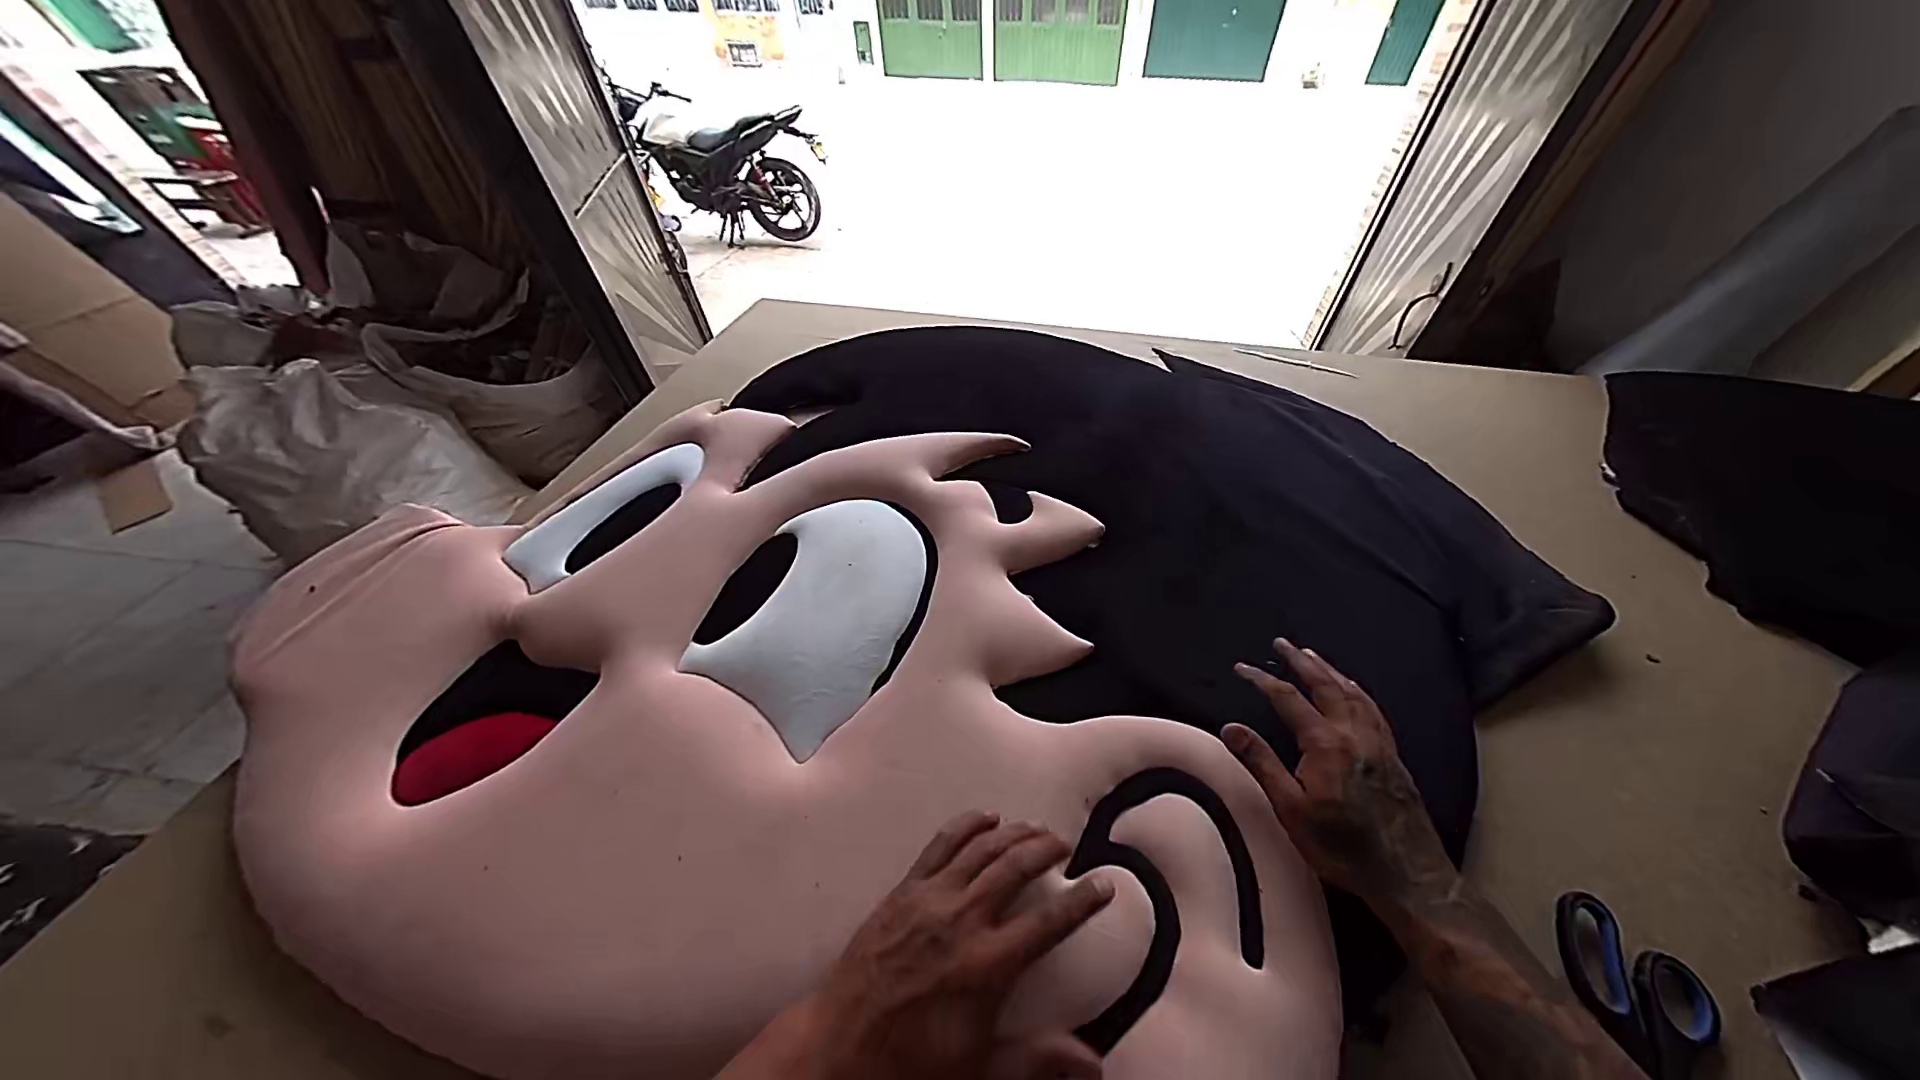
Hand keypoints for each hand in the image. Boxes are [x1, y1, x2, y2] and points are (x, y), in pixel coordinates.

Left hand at [720, 811, 1113, 1079]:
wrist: (837, 1046)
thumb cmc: (910, 1064)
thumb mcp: (979, 1071)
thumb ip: (1036, 1060)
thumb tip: (1096, 1063)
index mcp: (985, 967)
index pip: (1048, 924)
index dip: (1082, 902)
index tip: (1103, 884)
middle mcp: (961, 921)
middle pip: (1014, 868)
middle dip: (1045, 848)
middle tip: (1065, 842)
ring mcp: (929, 899)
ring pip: (981, 849)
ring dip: (1013, 832)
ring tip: (1035, 826)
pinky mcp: (904, 889)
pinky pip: (940, 844)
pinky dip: (966, 824)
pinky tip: (985, 816)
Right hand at [1222, 639, 1456, 908]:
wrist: (1409, 877)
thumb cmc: (1343, 848)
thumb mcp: (1290, 809)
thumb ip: (1260, 763)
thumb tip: (1231, 728)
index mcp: (1327, 744)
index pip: (1287, 699)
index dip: (1261, 680)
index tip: (1241, 668)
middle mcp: (1356, 735)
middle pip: (1326, 685)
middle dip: (1301, 661)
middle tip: (1282, 644)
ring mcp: (1379, 745)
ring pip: (1354, 694)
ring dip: (1330, 671)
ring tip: (1313, 656)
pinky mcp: (1394, 758)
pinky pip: (1373, 709)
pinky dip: (1357, 691)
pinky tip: (1353, 692)